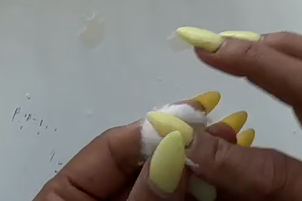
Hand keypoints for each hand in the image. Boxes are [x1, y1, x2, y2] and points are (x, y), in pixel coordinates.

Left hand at [32, 95, 241, 200]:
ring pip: (167, 192)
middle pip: (145, 167)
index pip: (114, 146)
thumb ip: (143, 199)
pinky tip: (228, 184)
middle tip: (228, 124)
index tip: (197, 110)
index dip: (156, 128)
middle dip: (186, 147)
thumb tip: (173, 146)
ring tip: (236, 145)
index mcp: (64, 194)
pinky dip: (199, 200)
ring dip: (200, 173)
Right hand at [172, 28, 301, 199]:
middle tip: (205, 48)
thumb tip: (186, 150)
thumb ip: (234, 195)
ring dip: (279, 47)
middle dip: (256, 63)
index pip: (282, 174)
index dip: (226, 158)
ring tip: (230, 43)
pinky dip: (298, 55)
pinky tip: (262, 53)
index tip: (182, 140)